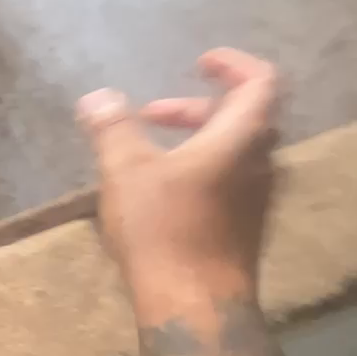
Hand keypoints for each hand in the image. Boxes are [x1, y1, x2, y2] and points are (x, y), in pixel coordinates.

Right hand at [76, 48, 279, 316]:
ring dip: (193, 139)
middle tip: (149, 114)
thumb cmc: (161, 225)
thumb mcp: (125, 171)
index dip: (233, 66)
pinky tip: (158, 187)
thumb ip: (112, 130)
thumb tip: (97, 96)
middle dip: (195, 108)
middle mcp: (259, 160)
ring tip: (147, 150)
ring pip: (232, 149)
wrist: (191, 294)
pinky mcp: (240, 221)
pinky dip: (196, 165)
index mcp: (241, 138)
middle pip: (243, 117)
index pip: (259, 82)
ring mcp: (254, 193)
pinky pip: (225, 176)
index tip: (201, 61)